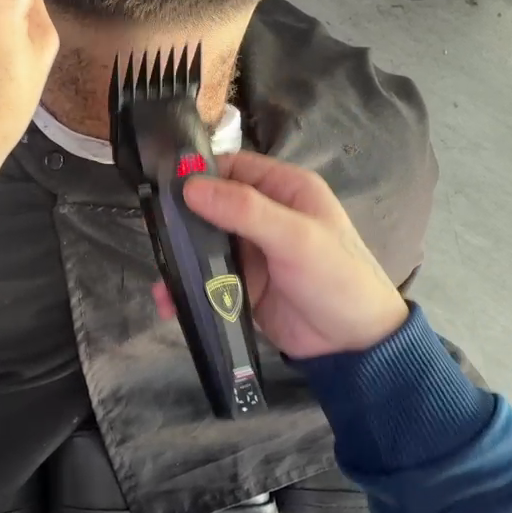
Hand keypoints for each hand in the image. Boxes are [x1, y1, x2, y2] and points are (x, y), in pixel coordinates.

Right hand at [153, 152, 408, 359]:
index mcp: (286, 190)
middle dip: (183, 222)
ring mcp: (253, 252)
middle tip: (155, 236)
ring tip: (161, 279)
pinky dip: (188, 289)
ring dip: (181, 260)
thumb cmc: (337, 278)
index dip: (201, 174)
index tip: (166, 190)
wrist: (356, 344)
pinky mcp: (243, 285)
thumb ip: (245, 211)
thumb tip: (190, 187)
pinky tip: (170, 301)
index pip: (234, 167)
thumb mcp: (295, 239)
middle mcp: (266, 215)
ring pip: (205, 246)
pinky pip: (208, 279)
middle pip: (213, 207)